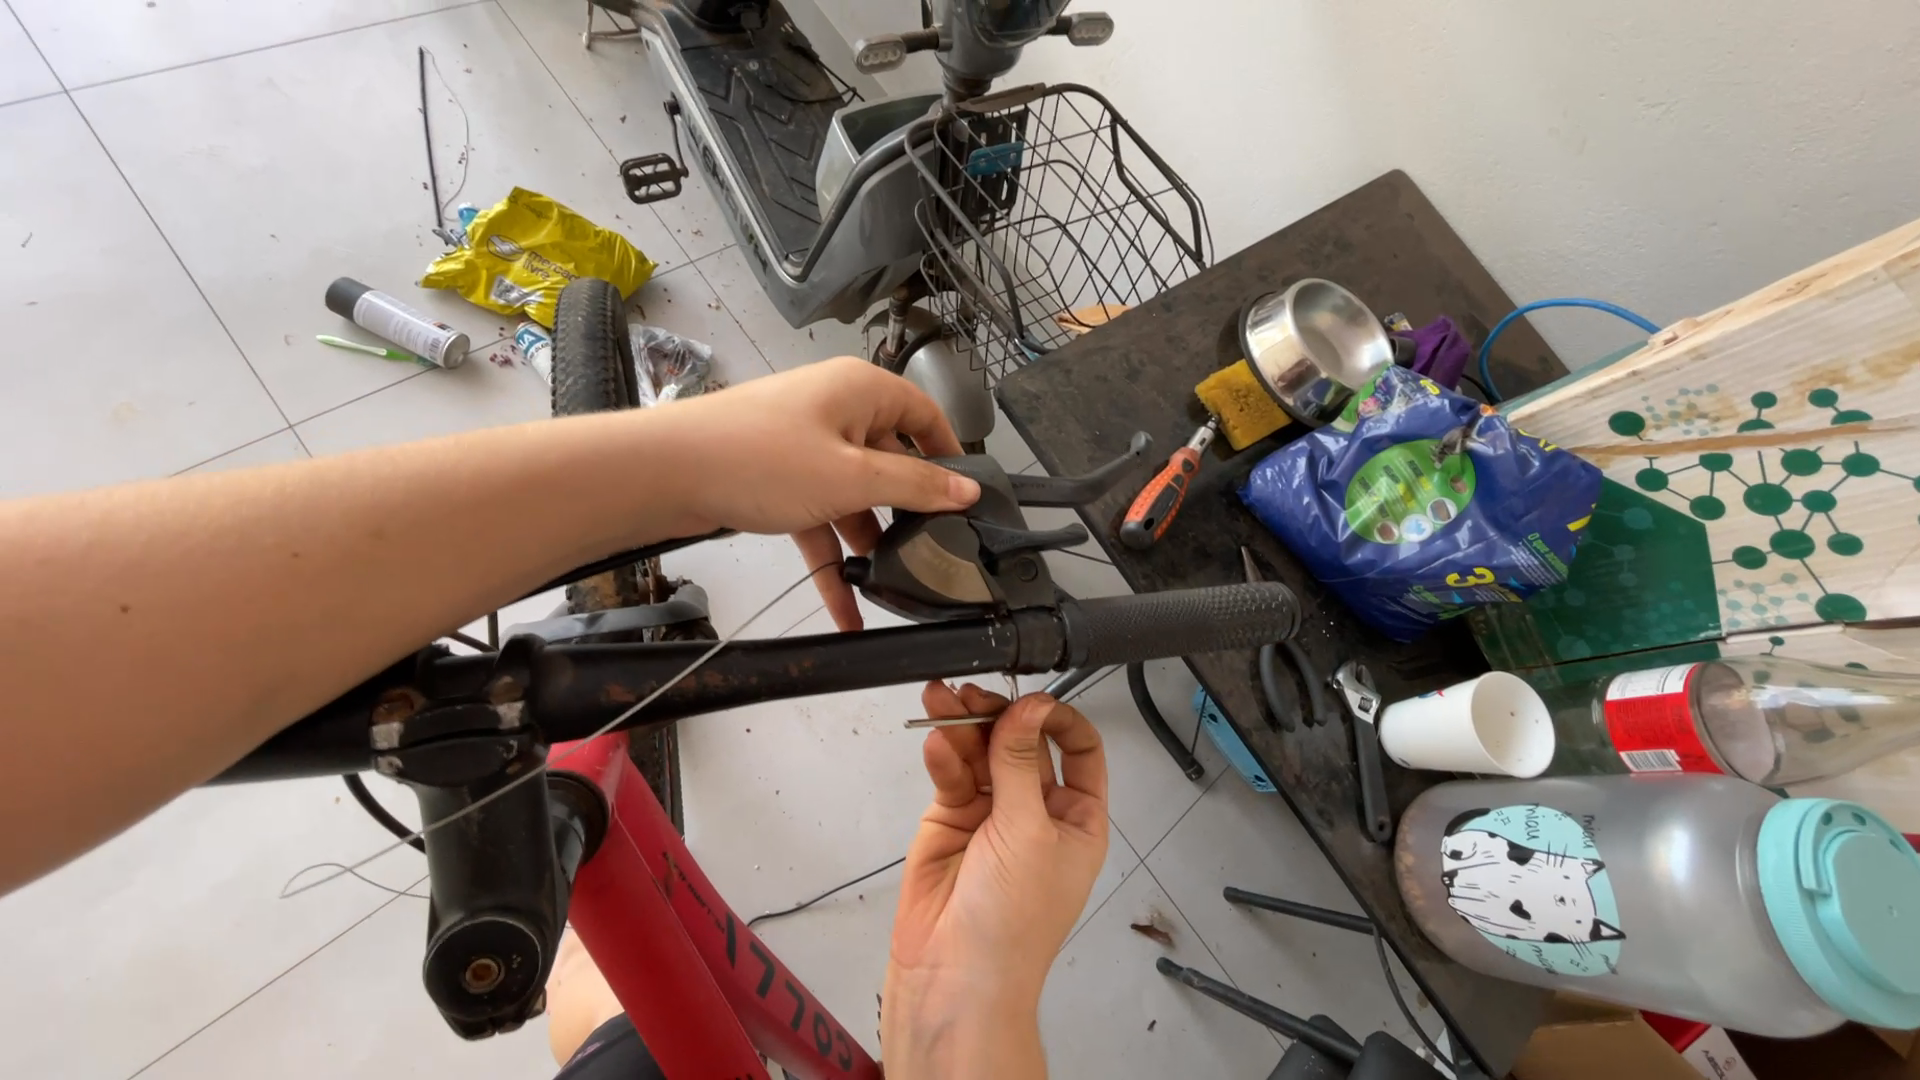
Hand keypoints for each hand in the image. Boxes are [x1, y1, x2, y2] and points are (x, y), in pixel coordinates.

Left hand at [650, 357, 979, 629]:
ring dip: (869, 542)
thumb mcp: (853, 477)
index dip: (950, 452)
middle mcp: (837, 412)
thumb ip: (915, 486)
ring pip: (854, 496)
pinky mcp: (779, 480)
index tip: (968, 496)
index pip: (924, 414)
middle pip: (890, 461)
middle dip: (907, 511)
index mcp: (861, 392)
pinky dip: (832, 557)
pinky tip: (846, 608)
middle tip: (933, 551)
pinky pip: (820, 518)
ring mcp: (805, 447)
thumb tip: (968, 490)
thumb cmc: (762, 459)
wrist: (664, 473)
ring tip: (892, 588)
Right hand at [881, 684, 1108, 1078]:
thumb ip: (1021, 761)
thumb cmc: (1013, 914)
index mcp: (1075, 815)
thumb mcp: (1028, 831)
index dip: (1059, 720)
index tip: (1033, 699)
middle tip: (972, 693)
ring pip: (980, 752)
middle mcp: (1035, 807)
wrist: (954, 977)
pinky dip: (943, 757)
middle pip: (1022, 743)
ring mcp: (991, 810)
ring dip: (962, 724)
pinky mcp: (949, 816)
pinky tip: (936, 743)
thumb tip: (1031, 703)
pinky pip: (951, 775)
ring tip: (940, 697)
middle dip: (998, 716)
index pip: (1079, 751)